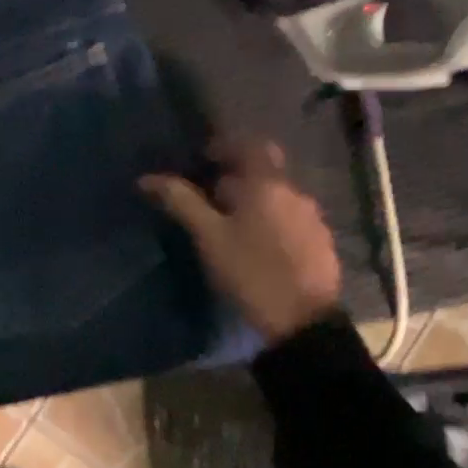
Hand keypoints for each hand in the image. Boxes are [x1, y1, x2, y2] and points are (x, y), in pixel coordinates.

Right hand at [140, 139, 341, 342]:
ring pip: (277, 195)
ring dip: (253, 200)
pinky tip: (254, 243)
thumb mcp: (208, 236)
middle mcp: (295, 192)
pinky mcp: (320, 242)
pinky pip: (289, 217)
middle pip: (264, 170)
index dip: (224, 146)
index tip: (200, 160)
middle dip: (235, 176)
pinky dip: (269, 219)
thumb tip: (147, 178)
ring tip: (227, 224)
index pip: (250, 144)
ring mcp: (312, 217)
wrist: (304, 322)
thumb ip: (180, 202)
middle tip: (207, 196)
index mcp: (267, 184)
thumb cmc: (251, 271)